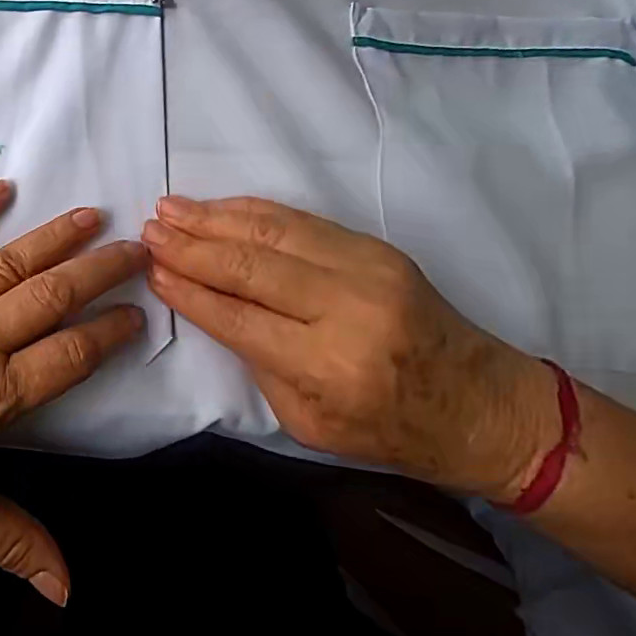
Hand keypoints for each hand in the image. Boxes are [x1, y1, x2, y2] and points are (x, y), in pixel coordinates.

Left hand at [0, 181, 148, 604]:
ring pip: (8, 264)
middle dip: (100, 271)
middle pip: (51, 297)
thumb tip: (69, 591)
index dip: (110, 333)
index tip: (138, 316)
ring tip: (92, 215)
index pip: (71, 355)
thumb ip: (16, 545)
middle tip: (137, 251)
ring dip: (54, 237)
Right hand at [141, 196, 558, 500]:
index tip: (150, 270)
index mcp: (328, 365)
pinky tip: (217, 207)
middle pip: (248, 267)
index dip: (187, 291)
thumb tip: (209, 303)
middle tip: (149, 232)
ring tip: (169, 209)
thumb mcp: (306, 419)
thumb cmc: (387, 428)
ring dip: (212, 218)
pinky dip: (250, 210)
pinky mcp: (378, 250)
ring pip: (271, 233)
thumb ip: (258, 361)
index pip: (236, 316)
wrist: (486, 406)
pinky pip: (300, 220)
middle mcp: (348, 310)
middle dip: (190, 247)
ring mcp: (368, 271)